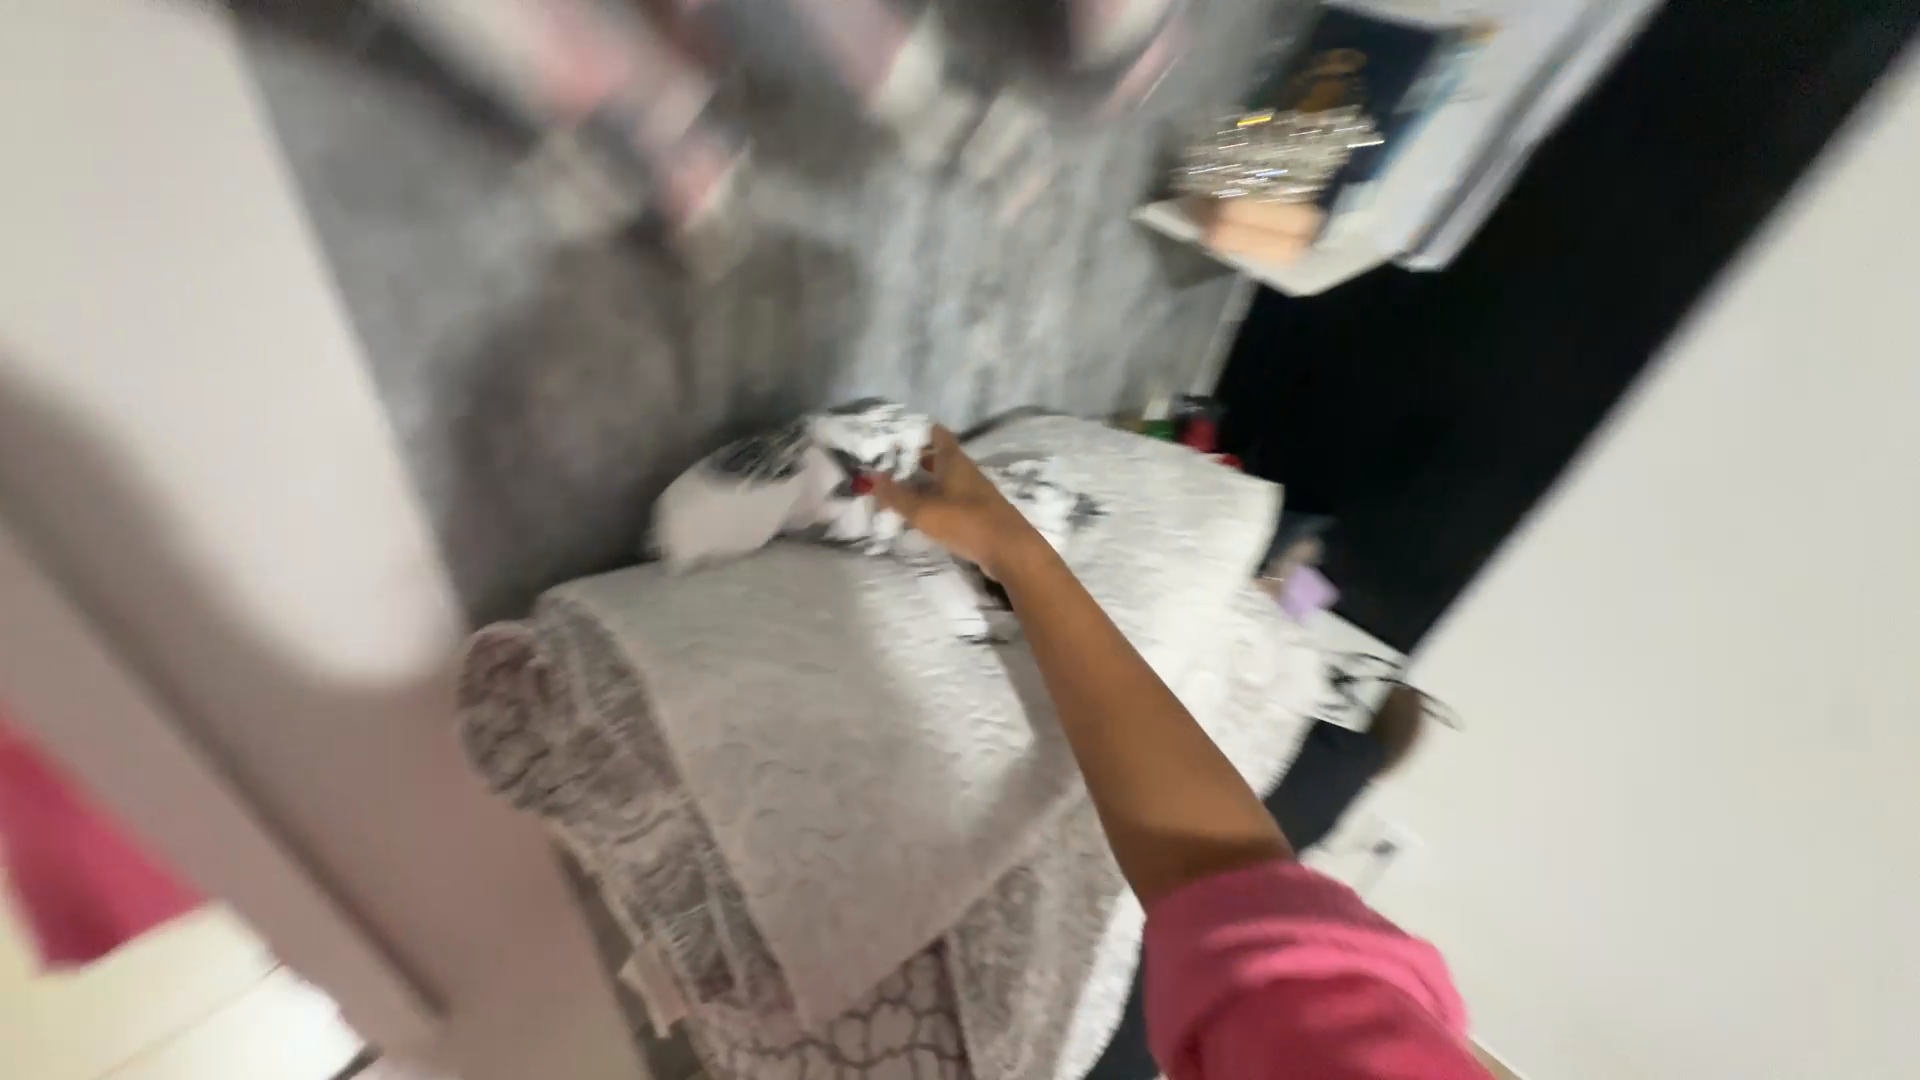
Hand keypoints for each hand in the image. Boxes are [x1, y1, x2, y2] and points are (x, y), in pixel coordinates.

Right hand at [868, 426, 1047, 581]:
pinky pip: (954, 501)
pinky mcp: (980, 515)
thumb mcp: (923, 510)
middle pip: (942, 459)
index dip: (921, 432)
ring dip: (928, 484)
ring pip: (948, 481)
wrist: (1009, 550)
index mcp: (955, 462)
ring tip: (903, 491)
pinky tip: (925, 515)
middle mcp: (967, 473)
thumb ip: (895, 495)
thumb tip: (869, 476)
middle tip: (894, 466)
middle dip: (919, 461)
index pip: (939, 436)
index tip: (899, 436)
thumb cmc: (965, 521)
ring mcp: (976, 494)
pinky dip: (938, 503)